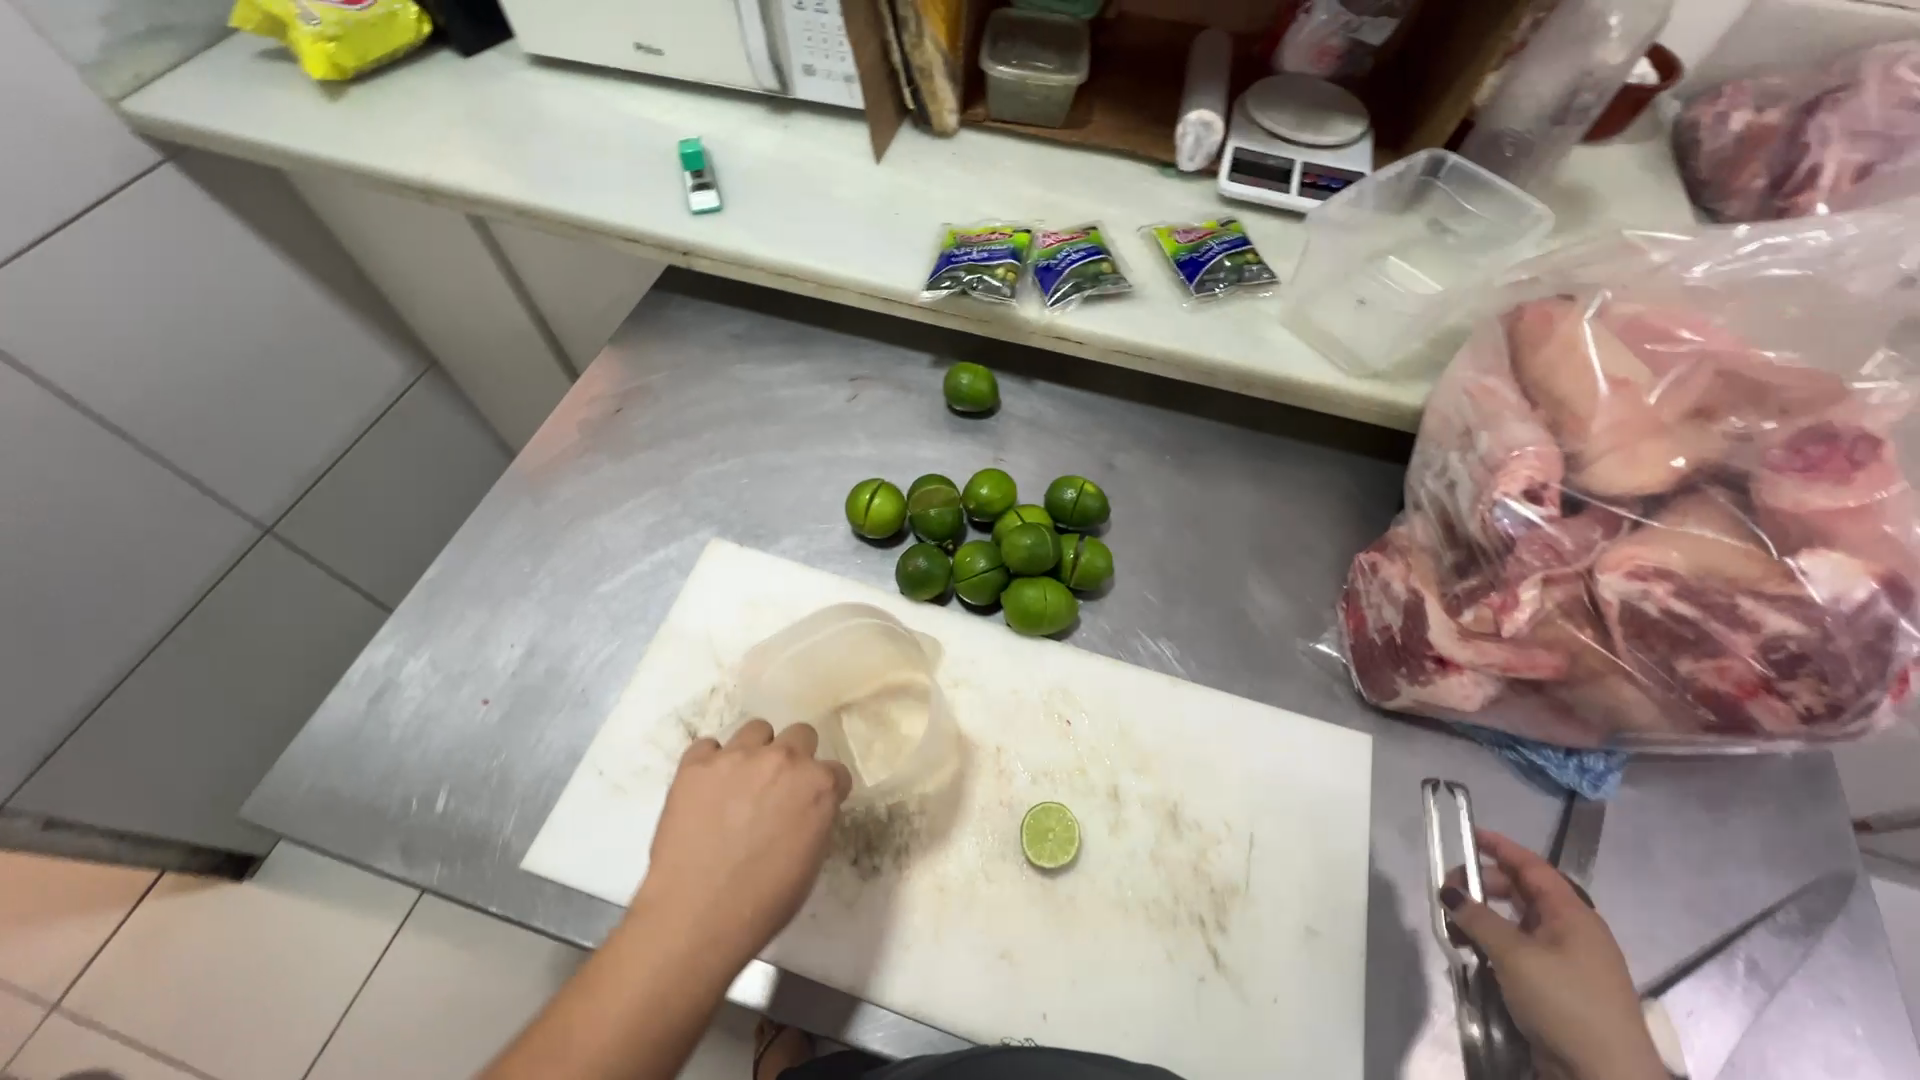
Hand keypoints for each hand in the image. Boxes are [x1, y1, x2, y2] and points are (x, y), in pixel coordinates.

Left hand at [629, 720, 852, 970]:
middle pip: (800, 734)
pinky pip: (708, 746)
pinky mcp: (695, 764)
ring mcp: (736, 757)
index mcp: (818, 786)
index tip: (810, 806)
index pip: (835, 771)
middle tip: (777, 788)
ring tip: (740, 783)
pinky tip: (706, 791)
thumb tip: (804, 809)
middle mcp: (782, 760)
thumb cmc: (764, 901)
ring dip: (755, 752)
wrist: (697, 916)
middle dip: (795, 758)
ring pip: (756, 730)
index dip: (824, 790)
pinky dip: (711, 763)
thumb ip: (814, 818)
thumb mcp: (810, 860)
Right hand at [1442, 829, 1666, 1079]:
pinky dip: (1495, 946)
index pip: (1533, 867)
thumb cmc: (1565, 1002)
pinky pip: (1521, 952)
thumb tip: (1450, 893)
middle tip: (1448, 892)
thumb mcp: (1515, 955)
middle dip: (1484, 887)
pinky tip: (1474, 955)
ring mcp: (1567, 961)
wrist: (1605, 1074)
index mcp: (1572, 914)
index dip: (1501, 848)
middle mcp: (1573, 932)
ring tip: (1454, 927)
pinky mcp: (1558, 988)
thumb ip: (1479, 920)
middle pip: (1523, 893)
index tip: (1469, 835)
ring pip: (1519, 925)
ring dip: (1485, 920)